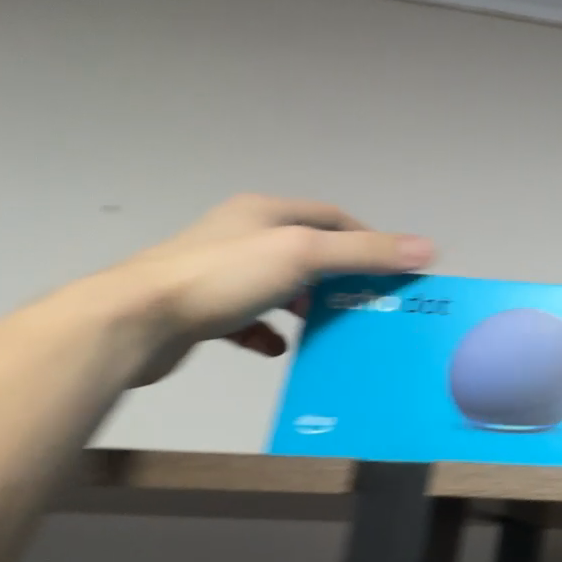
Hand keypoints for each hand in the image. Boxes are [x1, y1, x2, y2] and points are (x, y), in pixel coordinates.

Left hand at [100, 194, 434, 385]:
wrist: (133, 321)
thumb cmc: (225, 277)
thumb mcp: (305, 255)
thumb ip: (366, 252)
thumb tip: (428, 248)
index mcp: (264, 213)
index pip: (331, 217)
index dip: (367, 239)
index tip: (392, 269)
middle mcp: (239, 235)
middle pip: (305, 251)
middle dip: (338, 275)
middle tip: (365, 301)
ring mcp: (216, 272)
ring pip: (277, 285)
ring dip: (304, 304)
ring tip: (326, 325)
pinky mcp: (198, 309)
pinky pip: (247, 318)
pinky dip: (269, 332)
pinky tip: (280, 348)